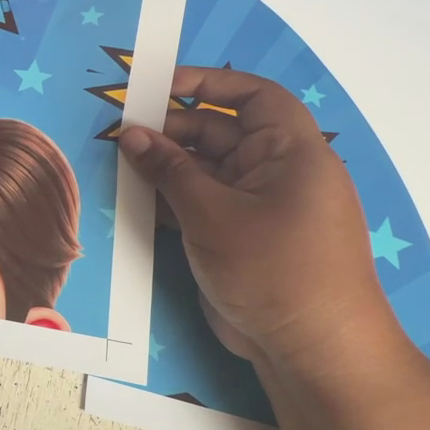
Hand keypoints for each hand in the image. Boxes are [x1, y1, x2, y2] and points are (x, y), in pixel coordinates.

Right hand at [119, 67, 396, 369]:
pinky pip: (200, 199)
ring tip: (118, 166)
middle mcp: (277, 172)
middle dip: (170, 129)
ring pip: (204, 167)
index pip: (253, 97)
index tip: (155, 86)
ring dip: (163, 165)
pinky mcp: (239, 233)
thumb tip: (131, 134)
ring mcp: (258, 204)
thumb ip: (168, 169)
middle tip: (118, 136)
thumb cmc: (273, 269)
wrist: (311, 347)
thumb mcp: (211, 213)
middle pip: (219, 131)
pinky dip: (168, 195)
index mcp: (292, 154)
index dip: (207, 82)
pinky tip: (134, 200)